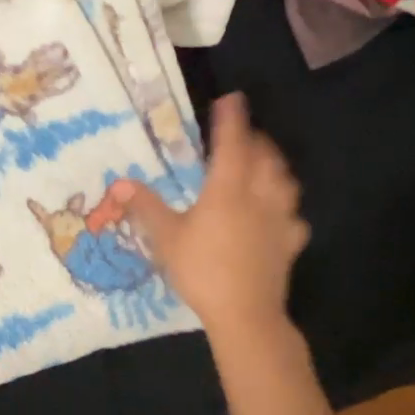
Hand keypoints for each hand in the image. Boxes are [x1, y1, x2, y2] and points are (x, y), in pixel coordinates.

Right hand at [120, 93, 308, 334]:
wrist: (245, 315)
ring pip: (284, 182)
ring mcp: (278, 221)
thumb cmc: (202, 269)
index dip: (231, 120)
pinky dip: (286, 204)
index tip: (231, 98)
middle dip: (256, 139)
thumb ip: (146, 206)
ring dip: (275, 165)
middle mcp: (257, 198)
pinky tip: (278, 211)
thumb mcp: (165, 237)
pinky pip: (293, 215)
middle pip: (265, 158)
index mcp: (226, 190)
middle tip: (242, 131)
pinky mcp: (290, 244)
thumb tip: (120, 181)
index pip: (231, 145)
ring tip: (263, 161)